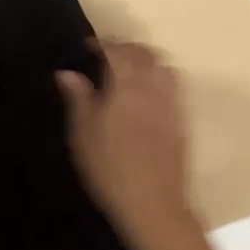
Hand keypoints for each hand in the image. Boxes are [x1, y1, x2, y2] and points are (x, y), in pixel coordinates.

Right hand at [57, 41, 201, 249]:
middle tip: (107, 55)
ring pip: (164, 67)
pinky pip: (173, 86)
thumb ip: (78, 98)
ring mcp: (172, 104)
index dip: (102, 44)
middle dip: (126, 48)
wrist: (154, 205)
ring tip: (129, 71)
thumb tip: (67, 72)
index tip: (88, 45)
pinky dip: (158, 79)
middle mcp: (154, 88)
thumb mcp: (83, 134)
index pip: (117, 51)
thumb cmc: (110, 169)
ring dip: (146, 61)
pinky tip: (145, 95)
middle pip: (145, 54)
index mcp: (127, 86)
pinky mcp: (182, 122)